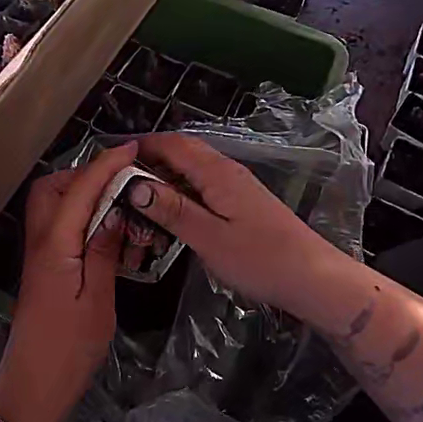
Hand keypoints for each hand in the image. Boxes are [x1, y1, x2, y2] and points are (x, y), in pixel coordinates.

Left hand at [0, 142, 138, 421]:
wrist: (33, 386)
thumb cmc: (69, 349)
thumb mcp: (98, 300)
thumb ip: (105, 251)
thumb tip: (115, 211)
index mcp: (55, 246)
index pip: (81, 191)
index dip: (107, 165)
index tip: (132, 148)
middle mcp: (40, 241)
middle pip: (52, 187)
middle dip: (86, 171)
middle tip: (121, 176)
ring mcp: (37, 253)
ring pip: (51, 202)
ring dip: (80, 189)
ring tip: (116, 198)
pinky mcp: (42, 265)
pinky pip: (57, 221)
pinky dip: (78, 210)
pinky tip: (103, 224)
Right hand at [125, 133, 350, 312]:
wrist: (312, 277)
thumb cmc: (261, 259)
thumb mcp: (209, 237)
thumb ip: (172, 209)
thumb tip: (133, 184)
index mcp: (218, 172)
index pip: (173, 144)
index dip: (141, 145)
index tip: (110, 159)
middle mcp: (227, 171)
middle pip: (182, 153)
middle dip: (148, 161)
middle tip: (116, 183)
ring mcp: (237, 186)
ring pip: (192, 171)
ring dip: (164, 178)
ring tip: (134, 200)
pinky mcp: (243, 203)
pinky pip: (204, 187)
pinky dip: (181, 193)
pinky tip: (169, 215)